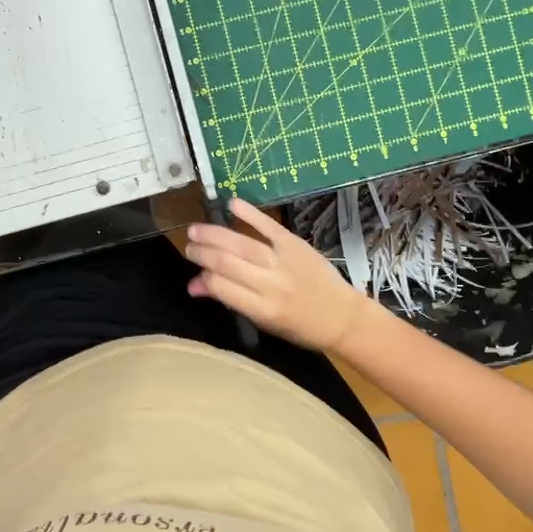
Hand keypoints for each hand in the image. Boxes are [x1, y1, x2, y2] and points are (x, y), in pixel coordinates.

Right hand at [183, 198, 371, 351]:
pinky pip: (269, 226)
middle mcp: (271, 285)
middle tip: (189, 245)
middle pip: (228, 263)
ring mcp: (283, 262)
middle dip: (203, 252)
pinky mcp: (295, 244)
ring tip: (195, 229)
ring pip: (242, 245)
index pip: (222, 287)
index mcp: (262, 309)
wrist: (343, 317)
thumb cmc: (300, 326)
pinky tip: (231, 204)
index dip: (204, 275)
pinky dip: (250, 213)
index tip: (193, 267)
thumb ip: (231, 300)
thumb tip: (195, 285)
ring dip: (215, 234)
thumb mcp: (264, 322)